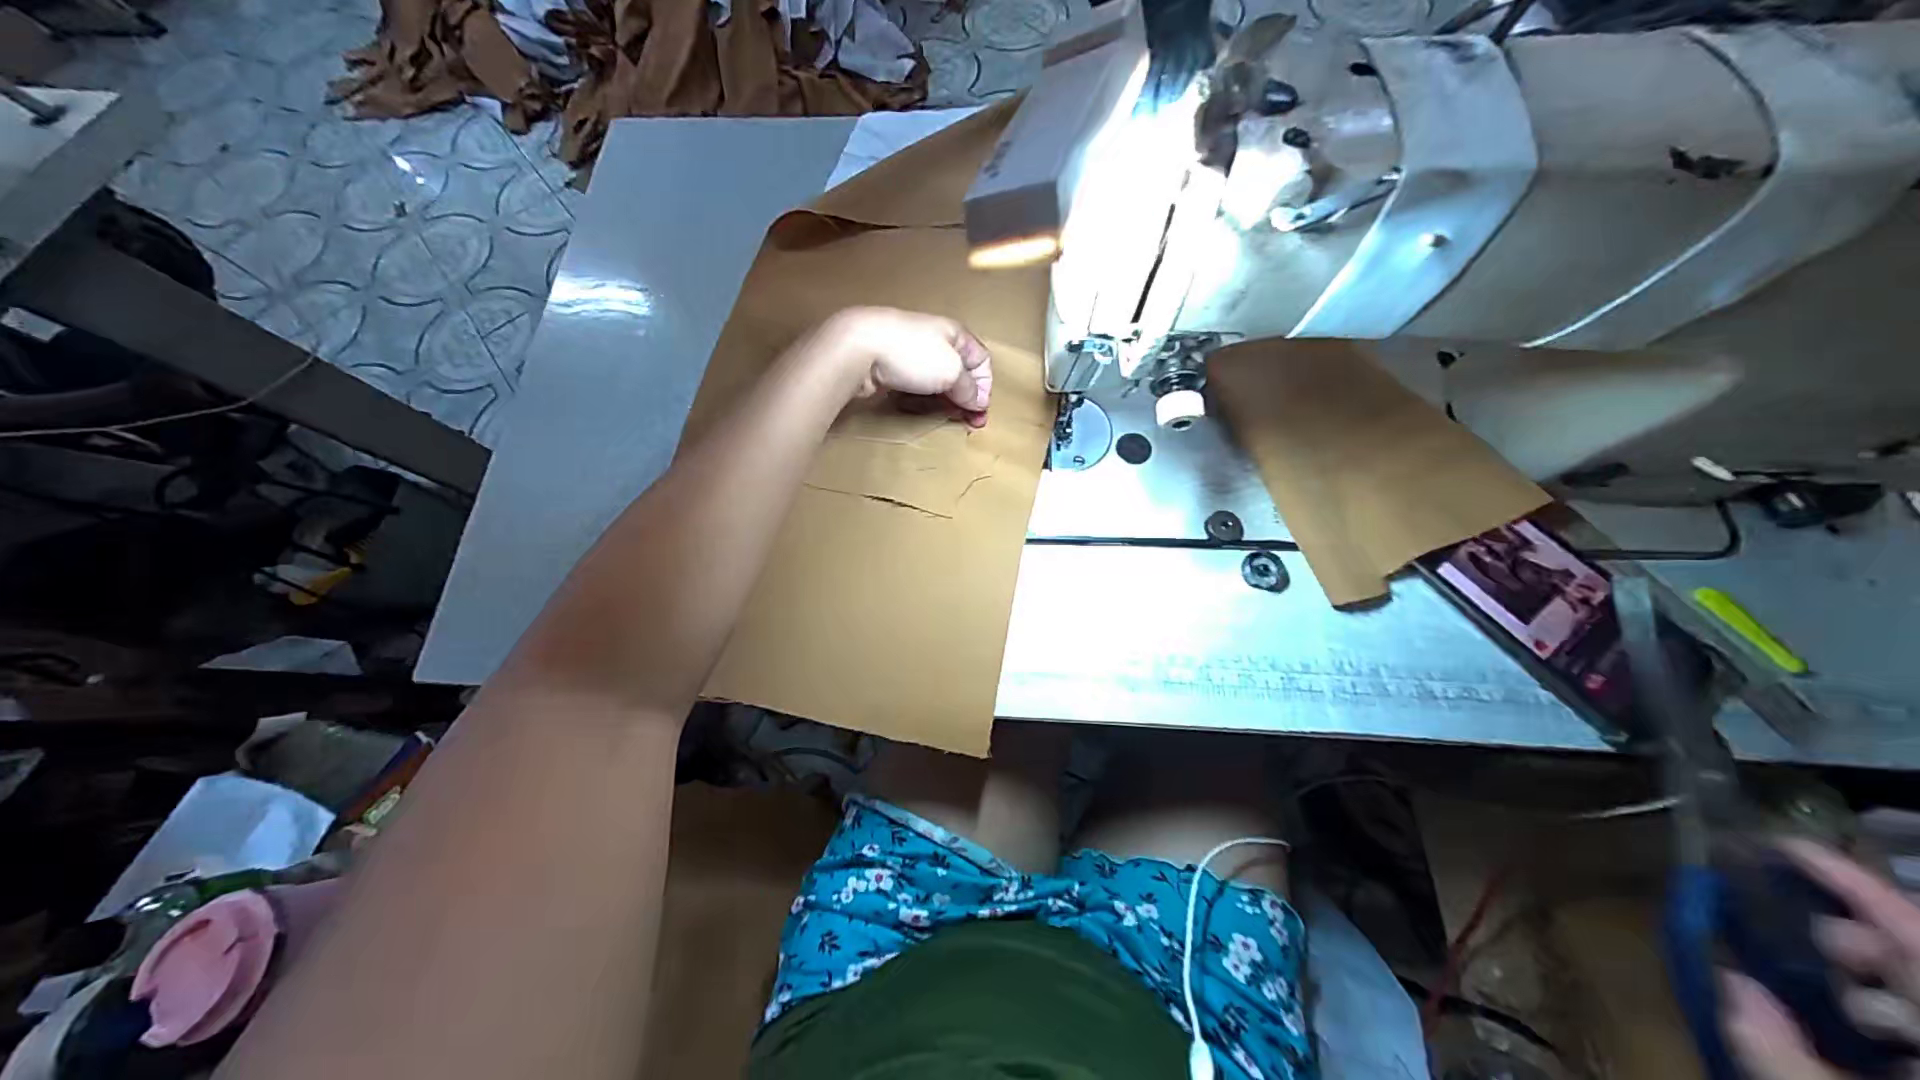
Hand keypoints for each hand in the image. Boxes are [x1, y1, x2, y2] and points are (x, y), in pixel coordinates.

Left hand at [811, 306, 993, 427]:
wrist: (858, 348)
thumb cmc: (912, 354)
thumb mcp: (952, 373)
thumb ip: (968, 389)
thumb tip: (978, 401)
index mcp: (956, 334)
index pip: (982, 361)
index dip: (985, 388)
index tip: (979, 411)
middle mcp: (935, 340)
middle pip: (958, 374)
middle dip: (963, 399)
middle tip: (964, 422)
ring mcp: (910, 353)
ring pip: (934, 382)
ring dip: (939, 401)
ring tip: (938, 415)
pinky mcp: (890, 366)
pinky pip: (911, 386)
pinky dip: (916, 398)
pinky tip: (911, 406)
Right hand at [1722, 839, 1919, 1079]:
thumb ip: (1780, 1055)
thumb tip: (1731, 984)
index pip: (1915, 935)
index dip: (1851, 883)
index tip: (1782, 845)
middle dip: (1861, 940)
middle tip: (1806, 946)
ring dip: (1881, 984)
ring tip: (1840, 1004)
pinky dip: (1902, 1023)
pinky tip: (1873, 1039)